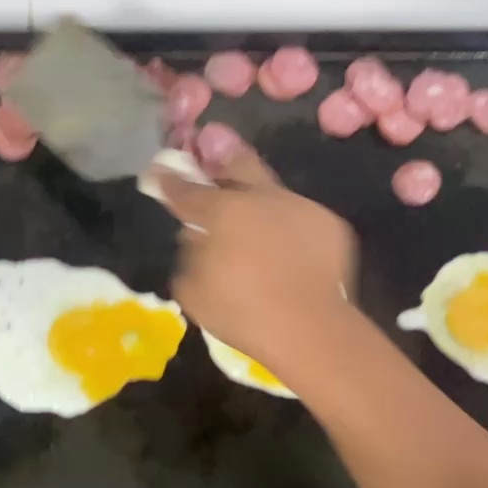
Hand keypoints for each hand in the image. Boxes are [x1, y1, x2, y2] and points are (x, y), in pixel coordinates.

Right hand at [157, 146, 358, 374]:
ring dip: (257, 202)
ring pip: (272, 194)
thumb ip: (189, 255)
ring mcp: (300, 207)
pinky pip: (299, 219)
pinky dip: (286, 229)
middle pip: (237, 166)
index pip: (188, 191)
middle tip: (211, 158)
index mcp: (223, 211)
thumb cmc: (241, 312)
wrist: (310, 329)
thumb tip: (195, 239)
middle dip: (220, 160)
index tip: (158, 172)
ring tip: (252, 220)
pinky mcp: (329, 225)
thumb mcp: (192, 291)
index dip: (170, 181)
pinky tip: (285, 250)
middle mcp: (262, 198)